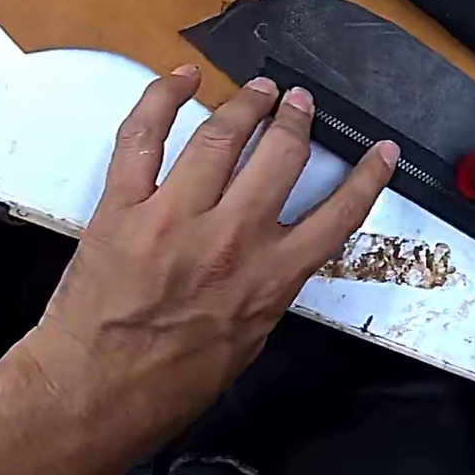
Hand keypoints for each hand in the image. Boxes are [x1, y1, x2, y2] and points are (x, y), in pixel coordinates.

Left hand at [26, 65, 395, 449]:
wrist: (94, 395)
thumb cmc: (171, 380)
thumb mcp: (250, 337)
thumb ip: (272, 285)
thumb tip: (281, 250)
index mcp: (270, 278)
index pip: (339, 214)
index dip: (368, 177)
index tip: (380, 152)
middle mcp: (231, 240)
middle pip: (282, 156)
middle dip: (298, 119)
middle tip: (300, 104)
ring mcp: (175, 217)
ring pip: (222, 134)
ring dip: (247, 102)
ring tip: (260, 90)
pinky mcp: (124, 207)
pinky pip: (144, 137)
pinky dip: (162, 98)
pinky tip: (181, 79)